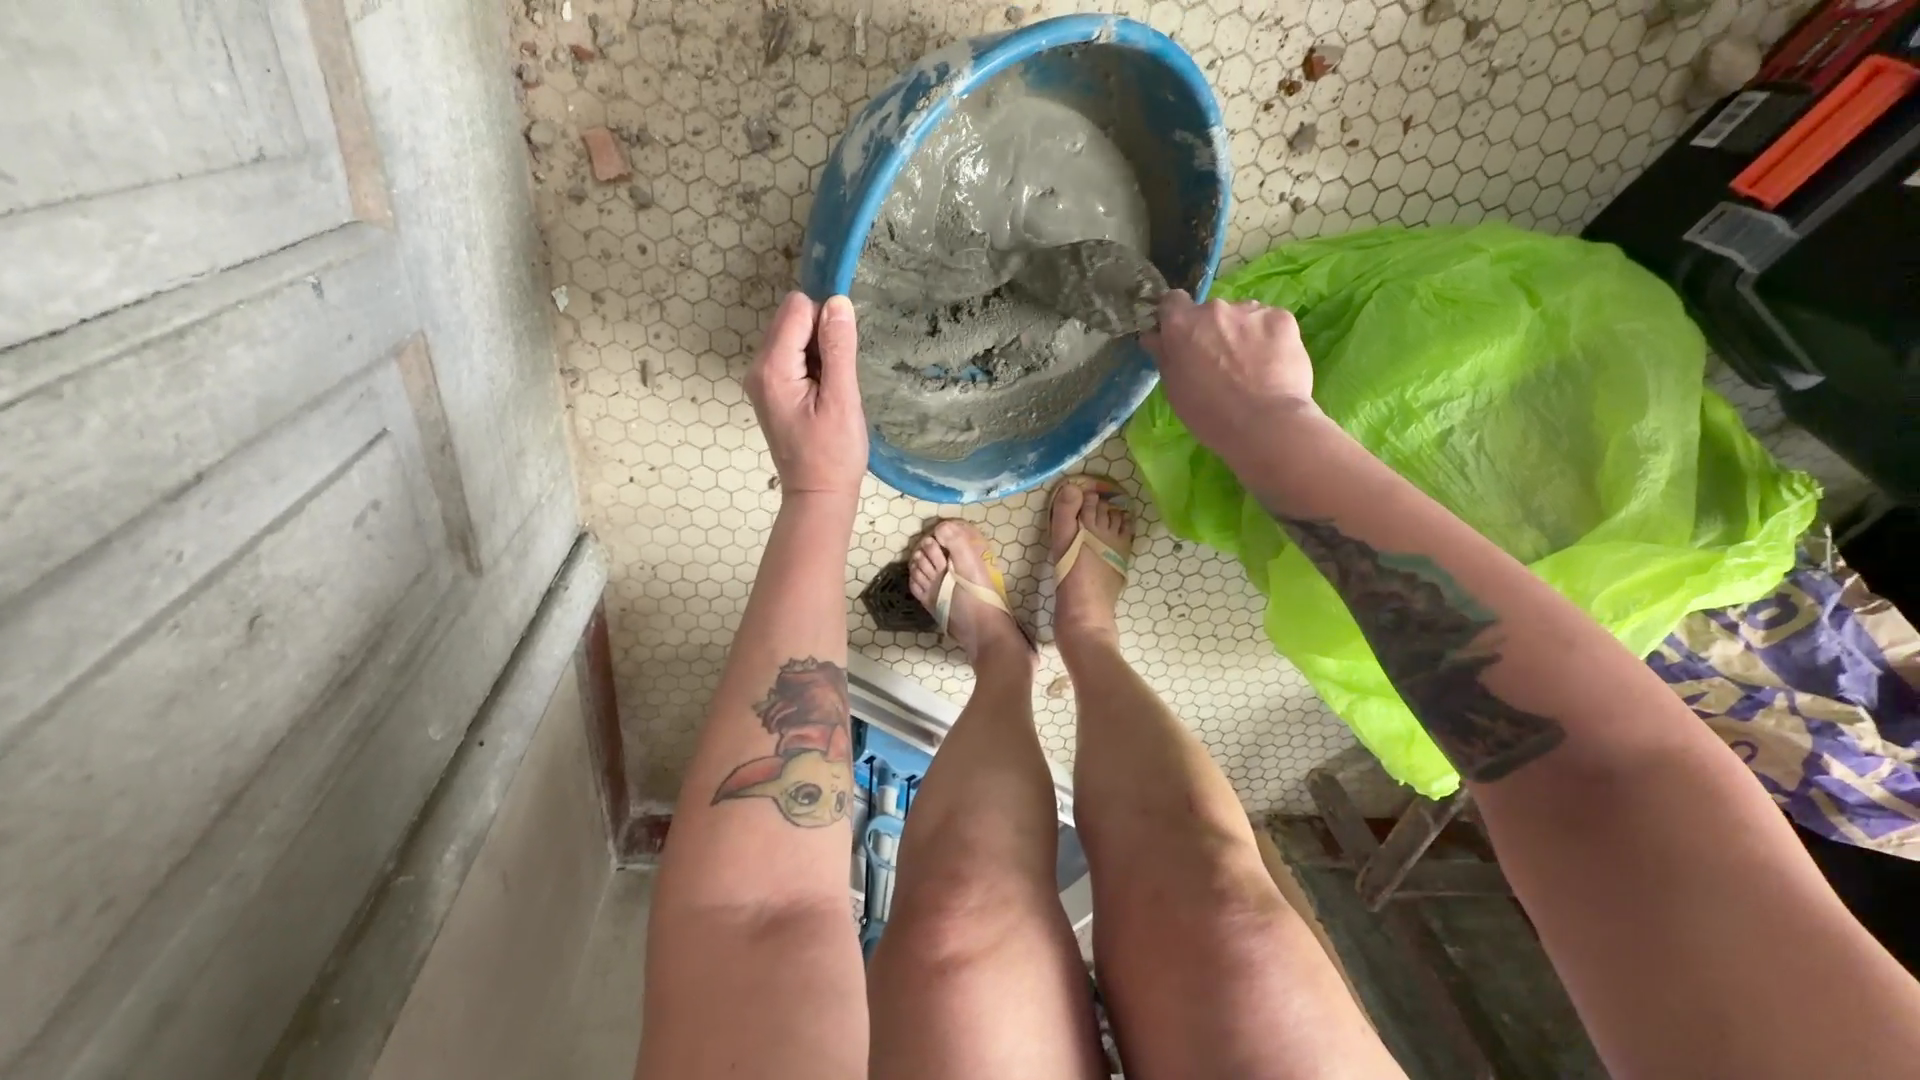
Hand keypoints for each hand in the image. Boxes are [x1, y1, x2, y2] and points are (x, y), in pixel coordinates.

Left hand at [746, 292, 868, 497]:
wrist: (817, 494)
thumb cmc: (834, 453)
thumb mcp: (842, 399)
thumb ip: (838, 348)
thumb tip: (838, 302)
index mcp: (772, 368)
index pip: (797, 309)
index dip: (826, 323)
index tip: (841, 357)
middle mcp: (757, 367)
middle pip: (791, 318)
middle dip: (820, 337)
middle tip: (835, 379)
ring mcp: (760, 379)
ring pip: (793, 336)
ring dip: (817, 353)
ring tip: (829, 390)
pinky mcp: (768, 389)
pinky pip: (791, 357)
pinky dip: (811, 366)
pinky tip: (822, 395)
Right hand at [1144, 290, 1321, 466]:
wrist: (1263, 423)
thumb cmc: (1208, 413)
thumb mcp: (1174, 388)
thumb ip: (1165, 355)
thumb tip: (1154, 337)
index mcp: (1181, 324)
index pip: (1173, 302)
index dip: (1177, 317)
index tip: (1184, 337)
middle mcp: (1214, 308)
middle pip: (1211, 312)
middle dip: (1215, 330)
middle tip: (1223, 362)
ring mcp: (1251, 310)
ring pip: (1244, 316)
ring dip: (1244, 332)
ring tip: (1253, 365)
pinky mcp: (1282, 318)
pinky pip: (1272, 322)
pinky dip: (1271, 338)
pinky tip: (1274, 364)